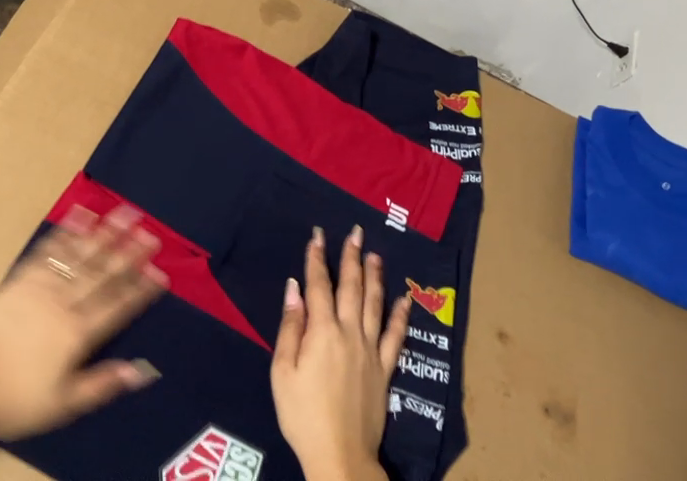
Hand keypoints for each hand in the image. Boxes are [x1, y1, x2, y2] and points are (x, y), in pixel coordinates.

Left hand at [0, 204, 168, 439]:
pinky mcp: (20, 279)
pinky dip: (66, 232)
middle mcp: (64, 304)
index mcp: (78, 334)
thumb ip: (102, 384)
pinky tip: (80, 216)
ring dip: (104, 233)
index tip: (161, 271)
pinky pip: (48, 251)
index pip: (118, 306)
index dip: (141, 289)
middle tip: (151, 232)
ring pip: (80, 256)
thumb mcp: (63, 404)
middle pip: (103, 274)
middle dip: (130, 252)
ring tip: (124, 213)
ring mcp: (41, 288)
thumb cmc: (14, 399)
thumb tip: (142, 371)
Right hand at [271, 225, 408, 480]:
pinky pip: (396, 337)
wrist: (339, 453)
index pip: (318, 286)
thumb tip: (294, 289)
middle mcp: (350, 333)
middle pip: (351, 288)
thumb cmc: (302, 414)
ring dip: (375, 277)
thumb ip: (290, 328)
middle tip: (355, 232)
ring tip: (375, 254)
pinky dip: (400, 316)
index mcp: (322, 332)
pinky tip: (404, 299)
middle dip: (351, 257)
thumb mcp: (282, 372)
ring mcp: (371, 350)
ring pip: (375, 304)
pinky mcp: (385, 369)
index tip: (318, 235)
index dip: (317, 259)